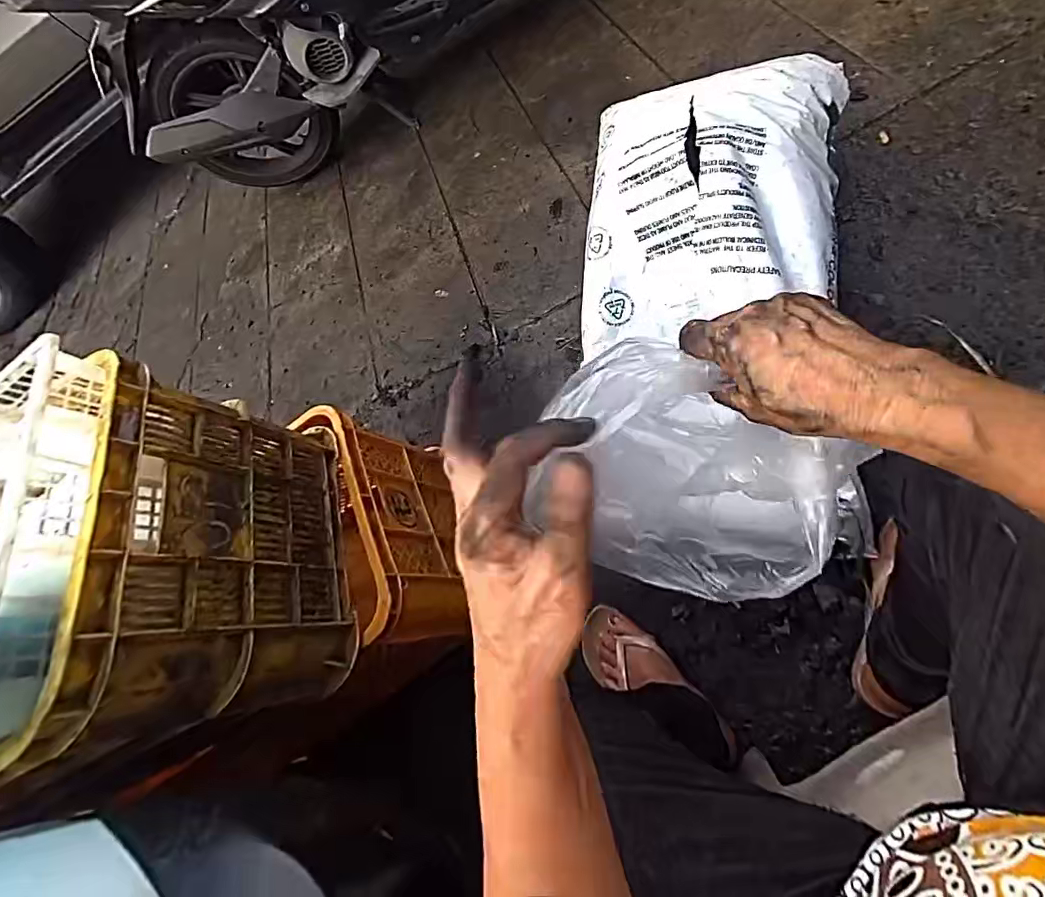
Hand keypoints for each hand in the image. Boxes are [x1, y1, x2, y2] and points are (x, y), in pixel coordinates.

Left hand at [441, 358, 597, 687]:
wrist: (514, 673)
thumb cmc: (538, 625)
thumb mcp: (563, 568)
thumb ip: (568, 510)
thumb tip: (574, 457)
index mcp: (486, 519)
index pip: (514, 455)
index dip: (549, 434)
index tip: (584, 430)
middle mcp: (469, 518)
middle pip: (460, 448)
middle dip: (465, 406)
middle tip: (472, 371)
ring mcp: (472, 530)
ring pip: (463, 465)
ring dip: (472, 429)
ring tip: (480, 401)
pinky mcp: (483, 542)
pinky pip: (477, 482)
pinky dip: (486, 455)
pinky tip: (507, 462)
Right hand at [678, 293, 938, 439]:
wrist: (872, 386)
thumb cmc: (822, 401)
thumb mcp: (762, 411)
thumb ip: (732, 394)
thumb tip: (723, 389)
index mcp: (735, 343)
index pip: (694, 335)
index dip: (694, 348)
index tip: (698, 354)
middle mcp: (755, 316)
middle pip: (725, 324)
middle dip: (732, 345)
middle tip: (749, 370)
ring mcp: (782, 305)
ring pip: (754, 316)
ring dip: (759, 333)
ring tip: (783, 362)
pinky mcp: (806, 300)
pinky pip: (782, 311)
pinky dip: (785, 325)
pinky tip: (800, 349)